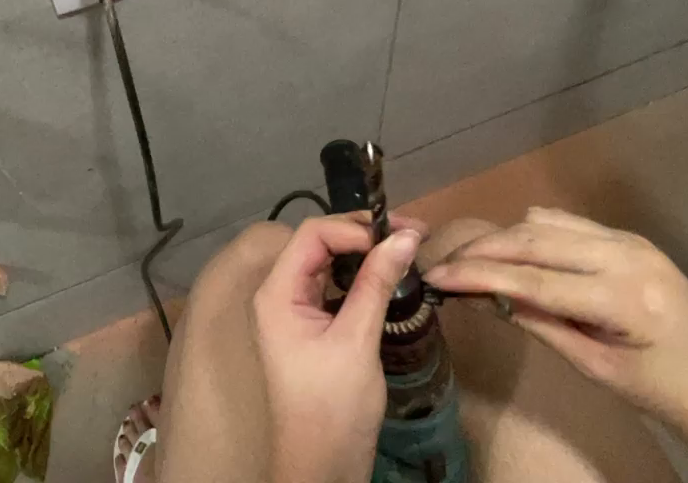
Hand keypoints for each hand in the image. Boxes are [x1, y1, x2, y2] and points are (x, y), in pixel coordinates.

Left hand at [250, 215, 421, 482]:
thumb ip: (376, 284)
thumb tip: (404, 237)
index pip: (311, 234)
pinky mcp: (306, 325)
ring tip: (404, 248)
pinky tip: (385, 275)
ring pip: (324, 261)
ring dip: (362, 252)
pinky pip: (329, 284)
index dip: (353, 228)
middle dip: (361, 234)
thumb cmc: (332, 408)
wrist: (320, 469)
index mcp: (276, 292)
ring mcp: (290, 309)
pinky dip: (357, 275)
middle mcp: (277, 292)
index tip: (398, 234)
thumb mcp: (357, 341)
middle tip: (410, 233)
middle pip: (316, 243)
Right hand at [421, 208, 687, 437]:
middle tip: (443, 264)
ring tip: (474, 261)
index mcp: (624, 298)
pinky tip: (517, 253)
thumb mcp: (596, 369)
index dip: (477, 275)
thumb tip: (481, 296)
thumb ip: (538, 323)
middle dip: (482, 250)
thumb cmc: (664, 394)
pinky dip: (532, 232)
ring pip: (544, 222)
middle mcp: (626, 255)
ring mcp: (630, 241)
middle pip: (533, 240)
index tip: (435, 276)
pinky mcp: (630, 238)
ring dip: (504, 238)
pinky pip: (566, 222)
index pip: (532, 278)